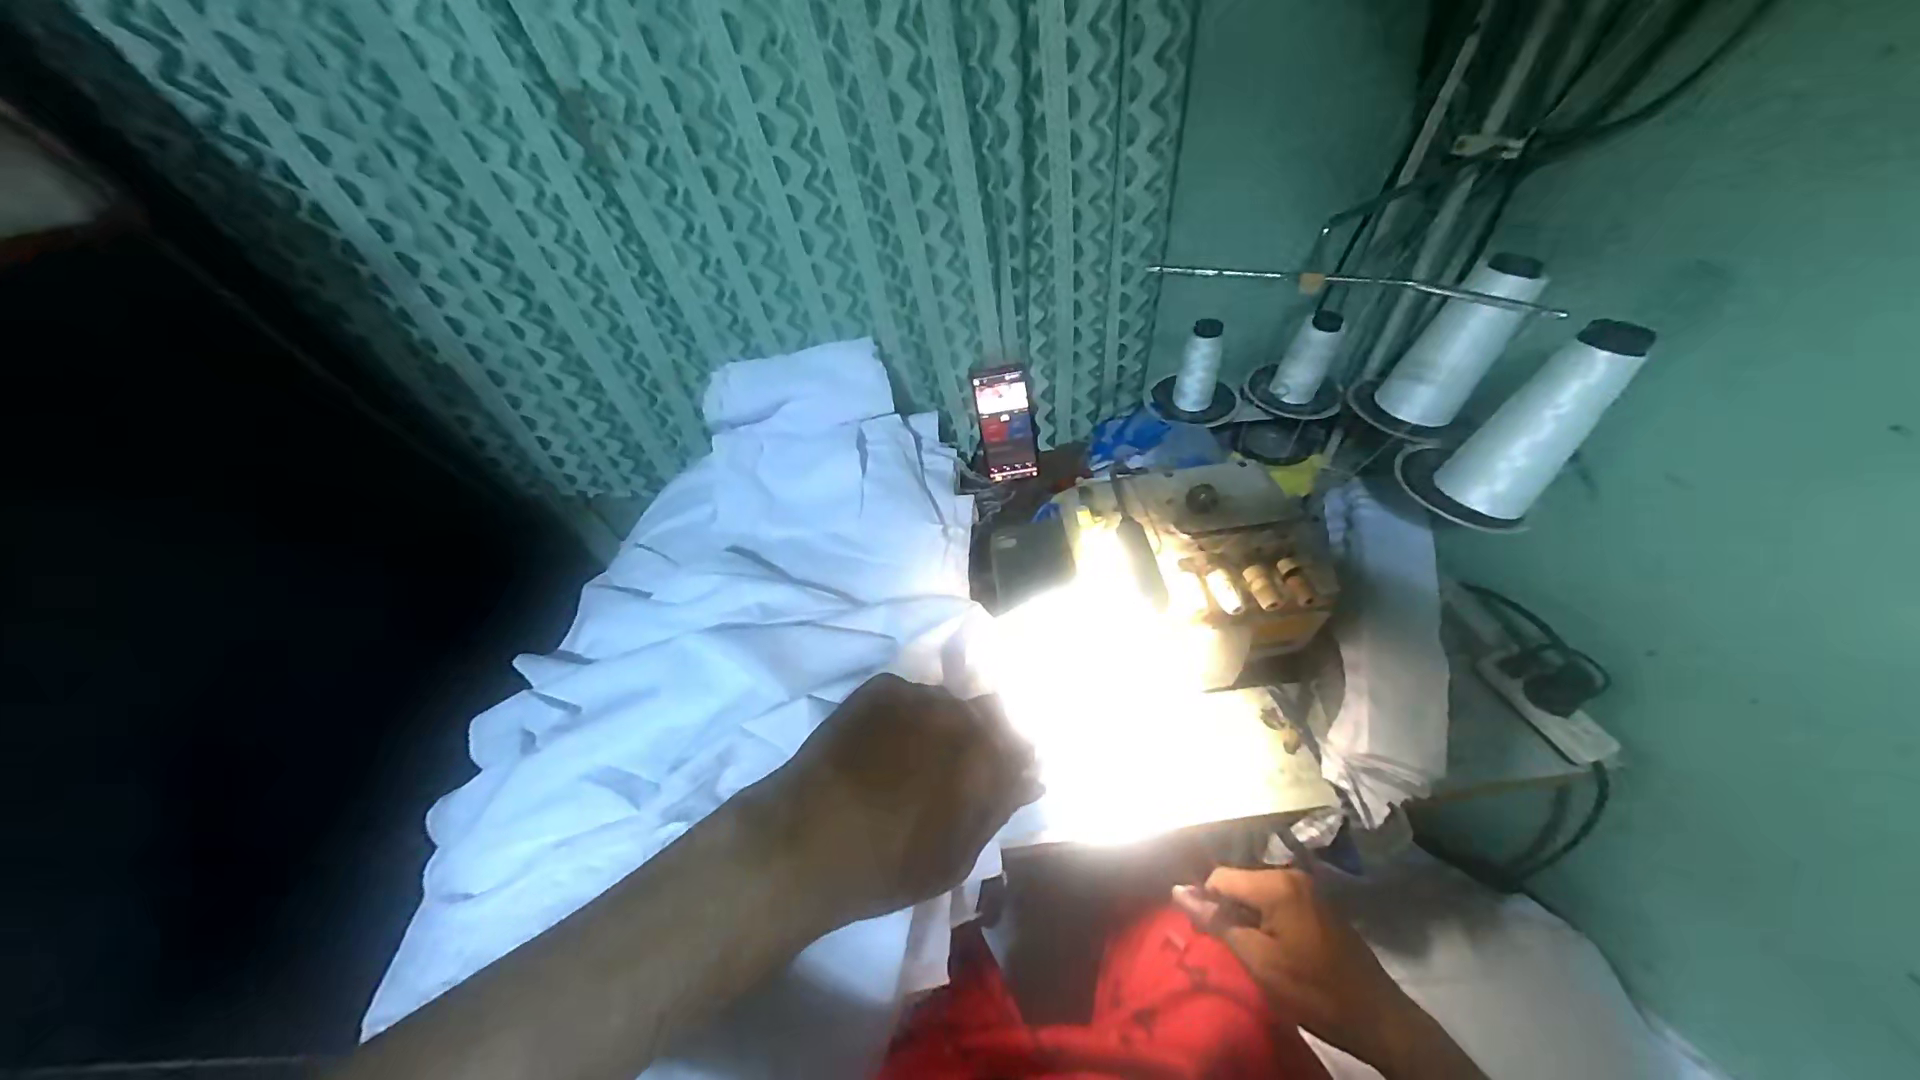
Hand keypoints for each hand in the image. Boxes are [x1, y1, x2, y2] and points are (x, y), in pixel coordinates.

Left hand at [753, 674, 1041, 924]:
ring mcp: (919, 696)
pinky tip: (887, 740)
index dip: (1015, 761)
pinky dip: (909, 713)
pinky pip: (910, 694)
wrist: (806, 842)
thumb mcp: (956, 856)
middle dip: (985, 735)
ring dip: (946, 721)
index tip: (1005, 774)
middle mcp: (960, 716)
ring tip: (919, 750)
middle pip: (990, 713)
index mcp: (986, 759)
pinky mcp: (881, 688)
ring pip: (948, 701)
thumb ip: (998, 809)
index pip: (1021, 746)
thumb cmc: (888, 866)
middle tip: (958, 765)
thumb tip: (1031, 778)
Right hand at [1174, 867, 1479, 1077]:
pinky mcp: (1318, 905)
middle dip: (1227, 909)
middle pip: (1239, 882)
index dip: (1206, 902)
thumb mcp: (1258, 960)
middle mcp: (1291, 876)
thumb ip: (1217, 922)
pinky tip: (1272, 946)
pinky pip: (1277, 901)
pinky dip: (1266, 919)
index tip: (1206, 934)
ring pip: (1256, 892)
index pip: (1219, 877)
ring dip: (1246, 916)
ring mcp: (1308, 889)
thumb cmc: (1313, 990)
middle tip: (1229, 946)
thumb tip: (1178, 892)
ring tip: (1250, 949)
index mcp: (1276, 884)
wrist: (1380, 1019)